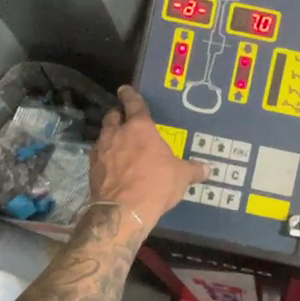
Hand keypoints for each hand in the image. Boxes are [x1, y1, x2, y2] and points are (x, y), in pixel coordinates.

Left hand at [91, 86, 206, 230]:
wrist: (123, 211)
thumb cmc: (156, 184)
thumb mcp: (181, 177)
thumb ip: (192, 170)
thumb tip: (207, 169)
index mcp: (140, 128)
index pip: (134, 104)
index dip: (129, 95)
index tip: (125, 90)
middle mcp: (117, 133)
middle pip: (113, 116)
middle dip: (117, 114)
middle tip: (123, 118)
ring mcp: (101, 150)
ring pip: (103, 134)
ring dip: (109, 135)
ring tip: (118, 143)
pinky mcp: (92, 168)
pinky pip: (98, 155)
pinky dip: (104, 156)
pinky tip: (111, 165)